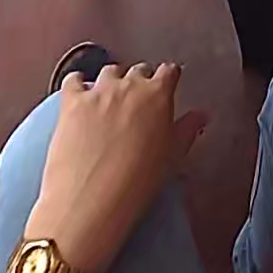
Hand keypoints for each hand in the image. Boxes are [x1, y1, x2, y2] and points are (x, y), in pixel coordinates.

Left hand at [24, 64, 207, 272]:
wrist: (89, 203)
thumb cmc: (136, 185)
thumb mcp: (173, 158)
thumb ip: (188, 129)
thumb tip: (201, 116)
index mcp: (158, 95)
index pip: (169, 71)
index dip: (169, 78)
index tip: (168, 84)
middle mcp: (129, 85)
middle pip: (139, 69)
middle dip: (141, 81)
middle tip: (139, 102)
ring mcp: (99, 90)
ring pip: (109, 71)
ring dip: (112, 81)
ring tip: (110, 100)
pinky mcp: (71, 101)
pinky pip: (74, 79)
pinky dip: (78, 83)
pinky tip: (79, 93)